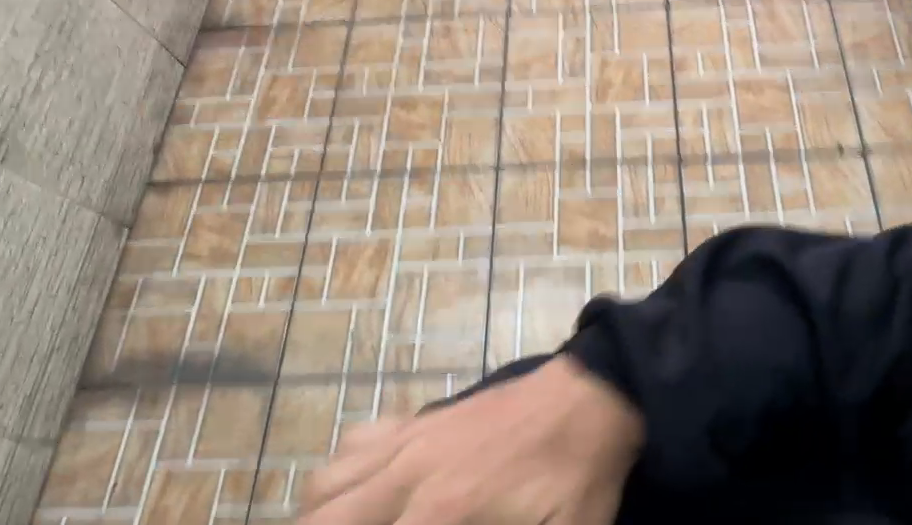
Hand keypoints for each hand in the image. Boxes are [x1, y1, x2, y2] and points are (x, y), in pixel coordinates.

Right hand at [301, 356, 643, 524]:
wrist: (591, 399)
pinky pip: (356, 442)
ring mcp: (412, 439)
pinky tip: (364, 497)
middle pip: (323, 520)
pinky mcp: (423, 418)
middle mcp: (410, 473)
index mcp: (440, 511)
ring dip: (320, 521)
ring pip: (326, 484)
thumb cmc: (577, 479)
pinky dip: (343, 476)